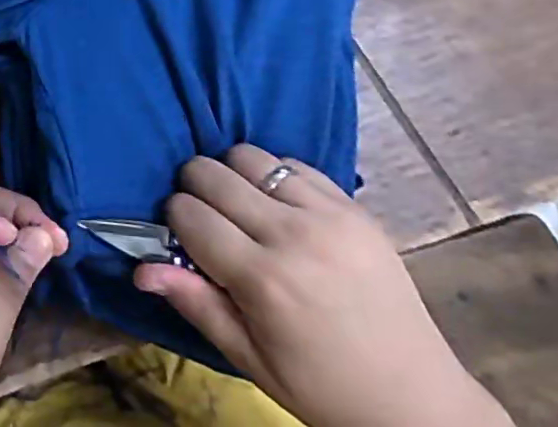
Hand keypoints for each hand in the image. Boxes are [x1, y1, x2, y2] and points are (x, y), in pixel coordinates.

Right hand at [134, 144, 512, 426]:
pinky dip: (274, 176)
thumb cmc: (321, 388)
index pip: (188, 215)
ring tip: (242, 207)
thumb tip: (140, 266)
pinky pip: (294, 164)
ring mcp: (328, 214)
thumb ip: (195, 303)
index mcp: (263, 280)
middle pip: (212, 174)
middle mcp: (292, 235)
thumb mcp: (250, 358)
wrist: (417, 400)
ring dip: (232, 175)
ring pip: (249, 156)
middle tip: (205, 216)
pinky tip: (280, 206)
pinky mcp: (354, 206)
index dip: (175, 220)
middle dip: (194, 188)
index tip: (182, 236)